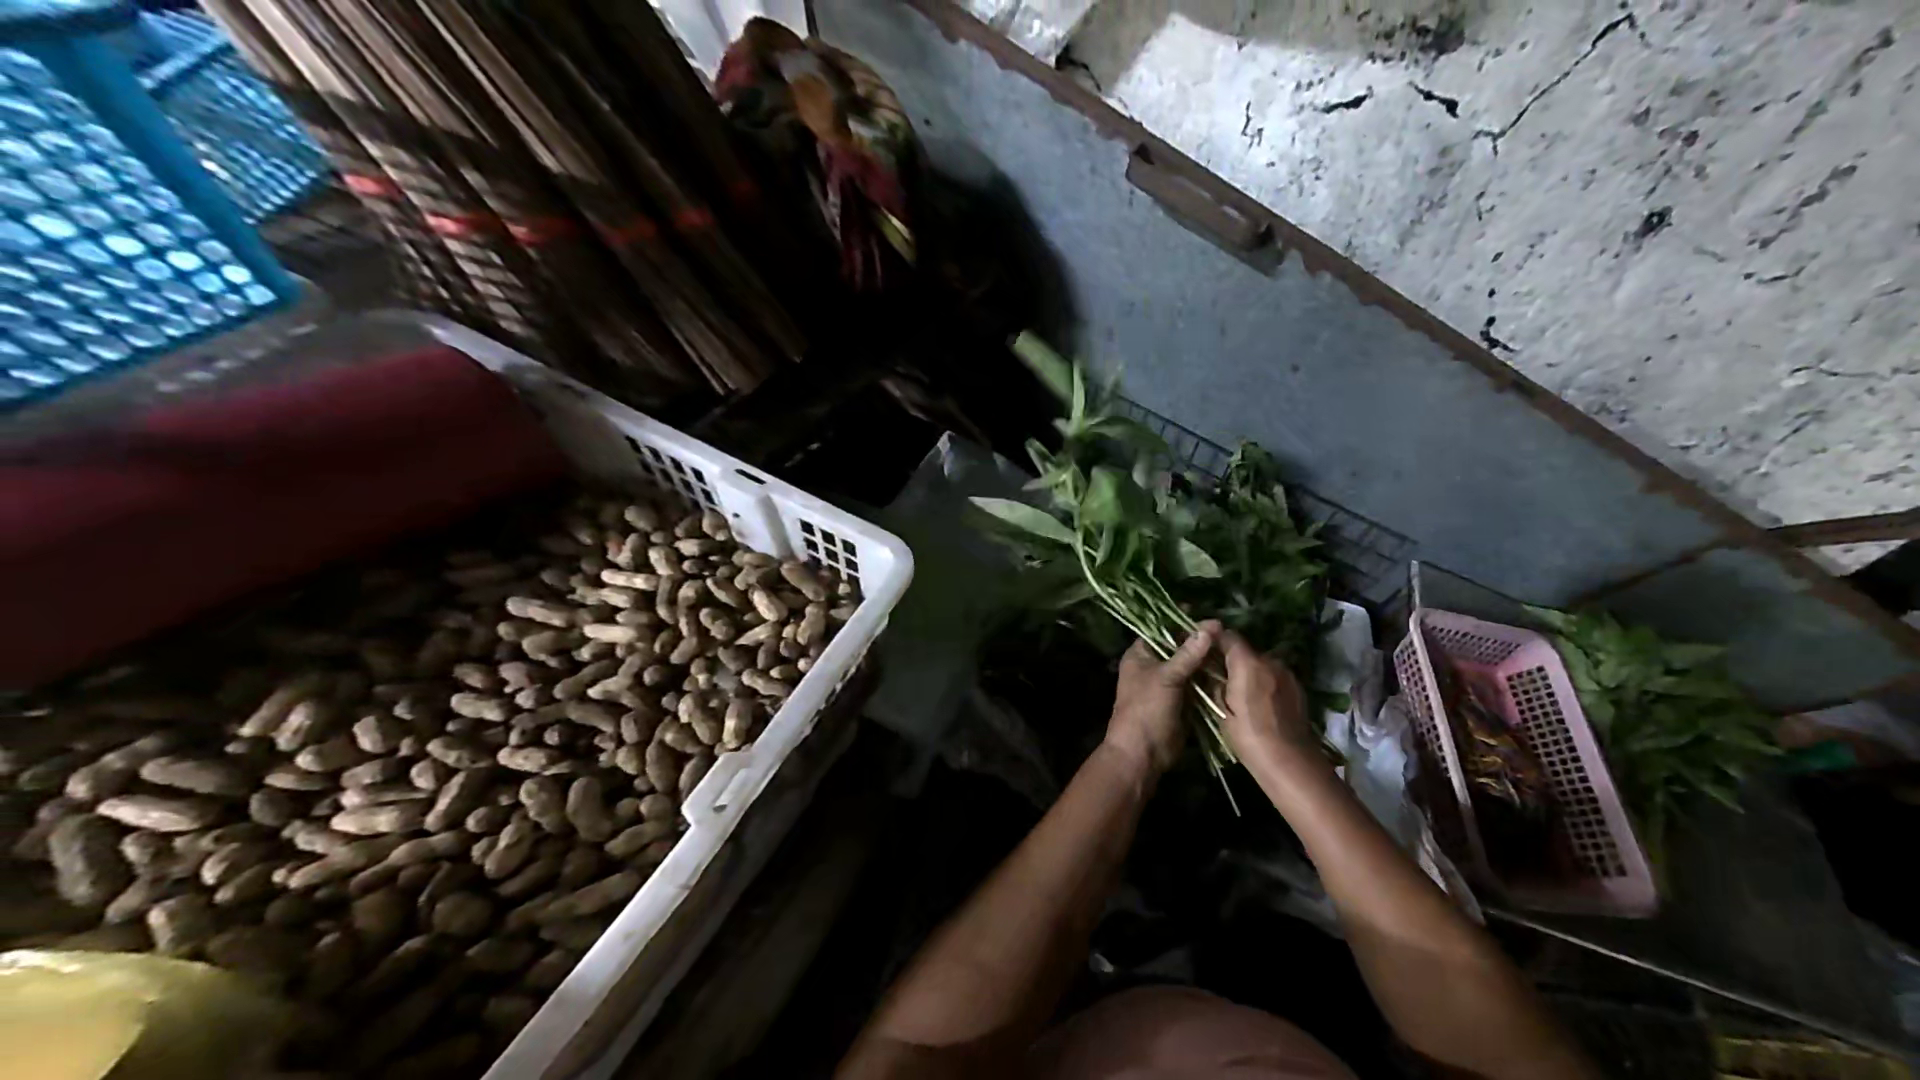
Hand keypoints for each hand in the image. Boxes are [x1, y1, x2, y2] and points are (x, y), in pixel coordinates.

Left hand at [1102, 621, 1218, 776]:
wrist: (1143, 753)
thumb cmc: (1146, 709)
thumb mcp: (1166, 678)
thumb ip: (1188, 653)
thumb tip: (1210, 626)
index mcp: (1141, 654)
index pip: (1162, 629)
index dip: (1182, 621)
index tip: (1207, 614)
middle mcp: (1154, 665)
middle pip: (1180, 647)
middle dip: (1201, 641)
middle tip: (1228, 632)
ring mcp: (1169, 683)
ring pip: (1191, 665)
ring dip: (1209, 660)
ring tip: (1233, 647)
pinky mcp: (1183, 700)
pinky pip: (1199, 684)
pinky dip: (1211, 678)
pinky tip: (1230, 669)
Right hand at [1218, 629, 1317, 765]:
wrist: (1289, 761)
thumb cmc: (1248, 735)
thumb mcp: (1221, 710)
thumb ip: (1215, 684)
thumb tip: (1211, 674)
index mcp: (1248, 663)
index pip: (1228, 636)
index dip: (1214, 638)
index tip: (1202, 647)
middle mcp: (1270, 661)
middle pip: (1246, 650)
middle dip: (1231, 659)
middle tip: (1217, 674)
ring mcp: (1287, 674)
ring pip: (1261, 664)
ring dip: (1249, 671)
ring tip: (1238, 690)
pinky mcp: (1298, 688)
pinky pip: (1274, 677)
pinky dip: (1264, 682)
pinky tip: (1258, 701)